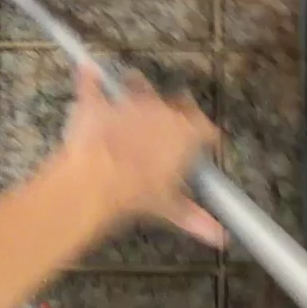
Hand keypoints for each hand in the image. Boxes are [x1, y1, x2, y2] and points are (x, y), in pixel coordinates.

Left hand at [57, 65, 223, 245]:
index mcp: (185, 133)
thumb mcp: (169, 208)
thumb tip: (219, 237)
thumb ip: (195, 218)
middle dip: (172, 112)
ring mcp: (126, 103)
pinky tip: (87, 69)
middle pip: (174, 103)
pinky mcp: (95, 102)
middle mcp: (160, 111)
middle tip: (164, 127)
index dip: (203, 135)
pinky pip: (91, 82)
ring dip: (136, 89)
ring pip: (137, 85)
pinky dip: (88, 77)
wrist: (97, 181)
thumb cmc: (137, 194)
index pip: (203, 127)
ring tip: (132, 96)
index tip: (203, 142)